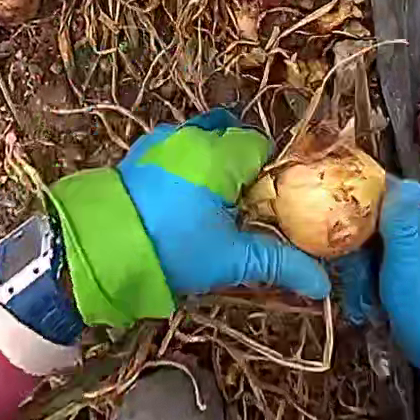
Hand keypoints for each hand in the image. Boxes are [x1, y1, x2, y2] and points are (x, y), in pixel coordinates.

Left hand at [119, 108, 330, 300]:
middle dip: (242, 168)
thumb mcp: (230, 259)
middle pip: (235, 140)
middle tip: (236, 209)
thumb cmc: (172, 248)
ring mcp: (165, 138)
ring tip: (207, 201)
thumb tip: (323, 284)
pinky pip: (177, 144)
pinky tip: (178, 194)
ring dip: (214, 161)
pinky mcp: (142, 149)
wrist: (96, 248)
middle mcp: (196, 134)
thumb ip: (279, 264)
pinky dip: (186, 161)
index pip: (263, 148)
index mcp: (223, 153)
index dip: (267, 175)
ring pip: (206, 138)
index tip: (260, 205)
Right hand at [373, 176, 419, 419]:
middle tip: (355, 277)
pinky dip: (368, 287)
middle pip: (369, 220)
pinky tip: (369, 307)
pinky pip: (375, 269)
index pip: (382, 188)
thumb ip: (400, 217)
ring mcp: (410, 253)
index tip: (336, 221)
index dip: (356, 199)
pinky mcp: (404, 276)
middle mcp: (415, 227)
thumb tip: (400, 176)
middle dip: (355, 249)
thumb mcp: (407, 257)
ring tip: (365, 300)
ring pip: (367, 247)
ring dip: (359, 274)